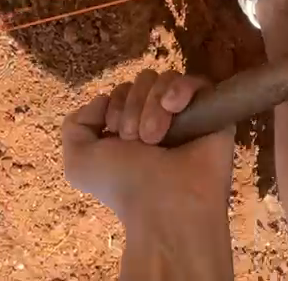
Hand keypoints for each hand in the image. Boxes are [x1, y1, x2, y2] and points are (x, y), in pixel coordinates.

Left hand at [62, 70, 233, 230]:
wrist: (165, 209)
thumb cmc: (124, 187)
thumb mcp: (79, 162)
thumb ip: (75, 125)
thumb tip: (102, 99)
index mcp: (132, 126)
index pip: (123, 89)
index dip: (115, 104)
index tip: (116, 133)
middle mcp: (160, 118)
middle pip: (143, 80)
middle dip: (134, 106)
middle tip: (138, 140)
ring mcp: (187, 114)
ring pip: (166, 78)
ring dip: (153, 104)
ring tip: (156, 136)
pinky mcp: (212, 112)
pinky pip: (197, 81)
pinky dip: (180, 89)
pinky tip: (174, 108)